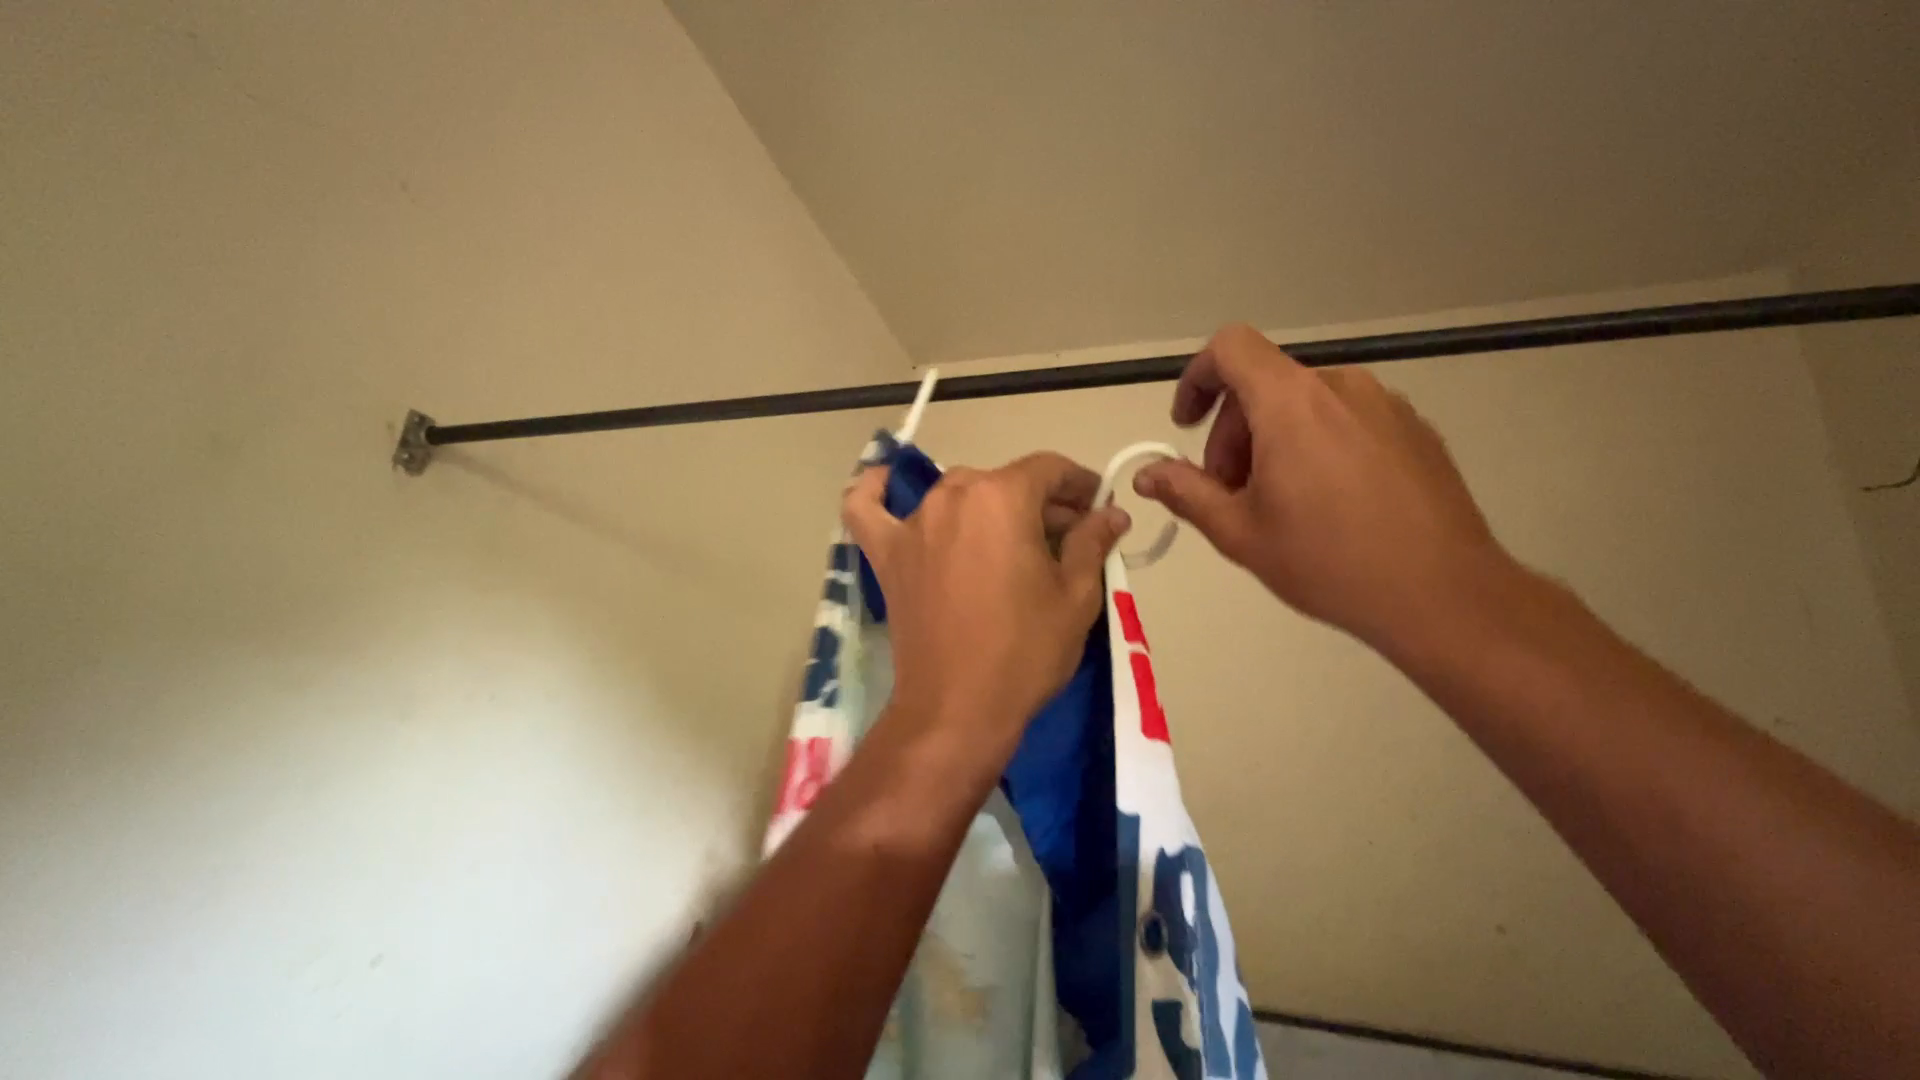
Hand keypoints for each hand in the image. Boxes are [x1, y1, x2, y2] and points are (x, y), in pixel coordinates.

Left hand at [842, 452, 1128, 757]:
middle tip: (1065, 539)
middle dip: (1040, 502)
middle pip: (1003, 481)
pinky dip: (875, 491)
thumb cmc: (1025, 651)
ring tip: (1009, 538)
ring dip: (986, 505)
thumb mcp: (1076, 596)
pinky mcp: (887, 555)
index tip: (1096, 507)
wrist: (957, 708)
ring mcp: (913, 524)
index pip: (1048, 469)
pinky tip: (886, 482)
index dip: (1079, 483)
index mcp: (1001, 498)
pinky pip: (869, 509)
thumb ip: (1092, 542)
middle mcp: (952, 496)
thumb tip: (1111, 513)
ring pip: (956, 493)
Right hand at [1134, 324, 1518, 650]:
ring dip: (1276, 440)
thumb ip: (1187, 492)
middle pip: (1265, 383)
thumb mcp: (1240, 532)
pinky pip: (1348, 420)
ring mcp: (1386, 405)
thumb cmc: (1328, 561)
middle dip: (1234, 432)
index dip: (1196, 377)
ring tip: (1282, 504)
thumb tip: (1147, 474)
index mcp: (1291, 402)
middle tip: (1232, 493)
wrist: (1442, 593)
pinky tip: (1332, 505)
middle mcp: (1340, 387)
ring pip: (1306, 403)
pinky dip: (1320, 445)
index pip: (1230, 347)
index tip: (1188, 427)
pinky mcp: (1416, 429)